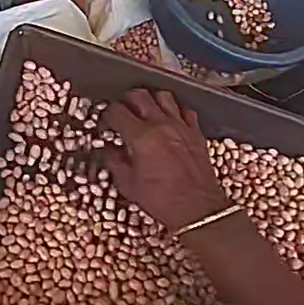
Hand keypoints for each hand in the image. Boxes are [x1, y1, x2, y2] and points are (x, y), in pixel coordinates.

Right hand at [101, 89, 230, 231]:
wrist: (197, 209)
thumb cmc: (164, 200)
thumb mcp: (128, 185)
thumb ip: (114, 162)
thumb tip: (107, 152)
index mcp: (141, 137)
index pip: (117, 111)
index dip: (107, 114)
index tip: (107, 122)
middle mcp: (161, 126)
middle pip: (140, 95)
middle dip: (127, 100)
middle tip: (123, 111)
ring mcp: (181, 127)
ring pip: (164, 96)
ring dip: (152, 100)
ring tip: (146, 110)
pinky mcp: (196, 133)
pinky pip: (186, 111)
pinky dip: (176, 111)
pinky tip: (171, 120)